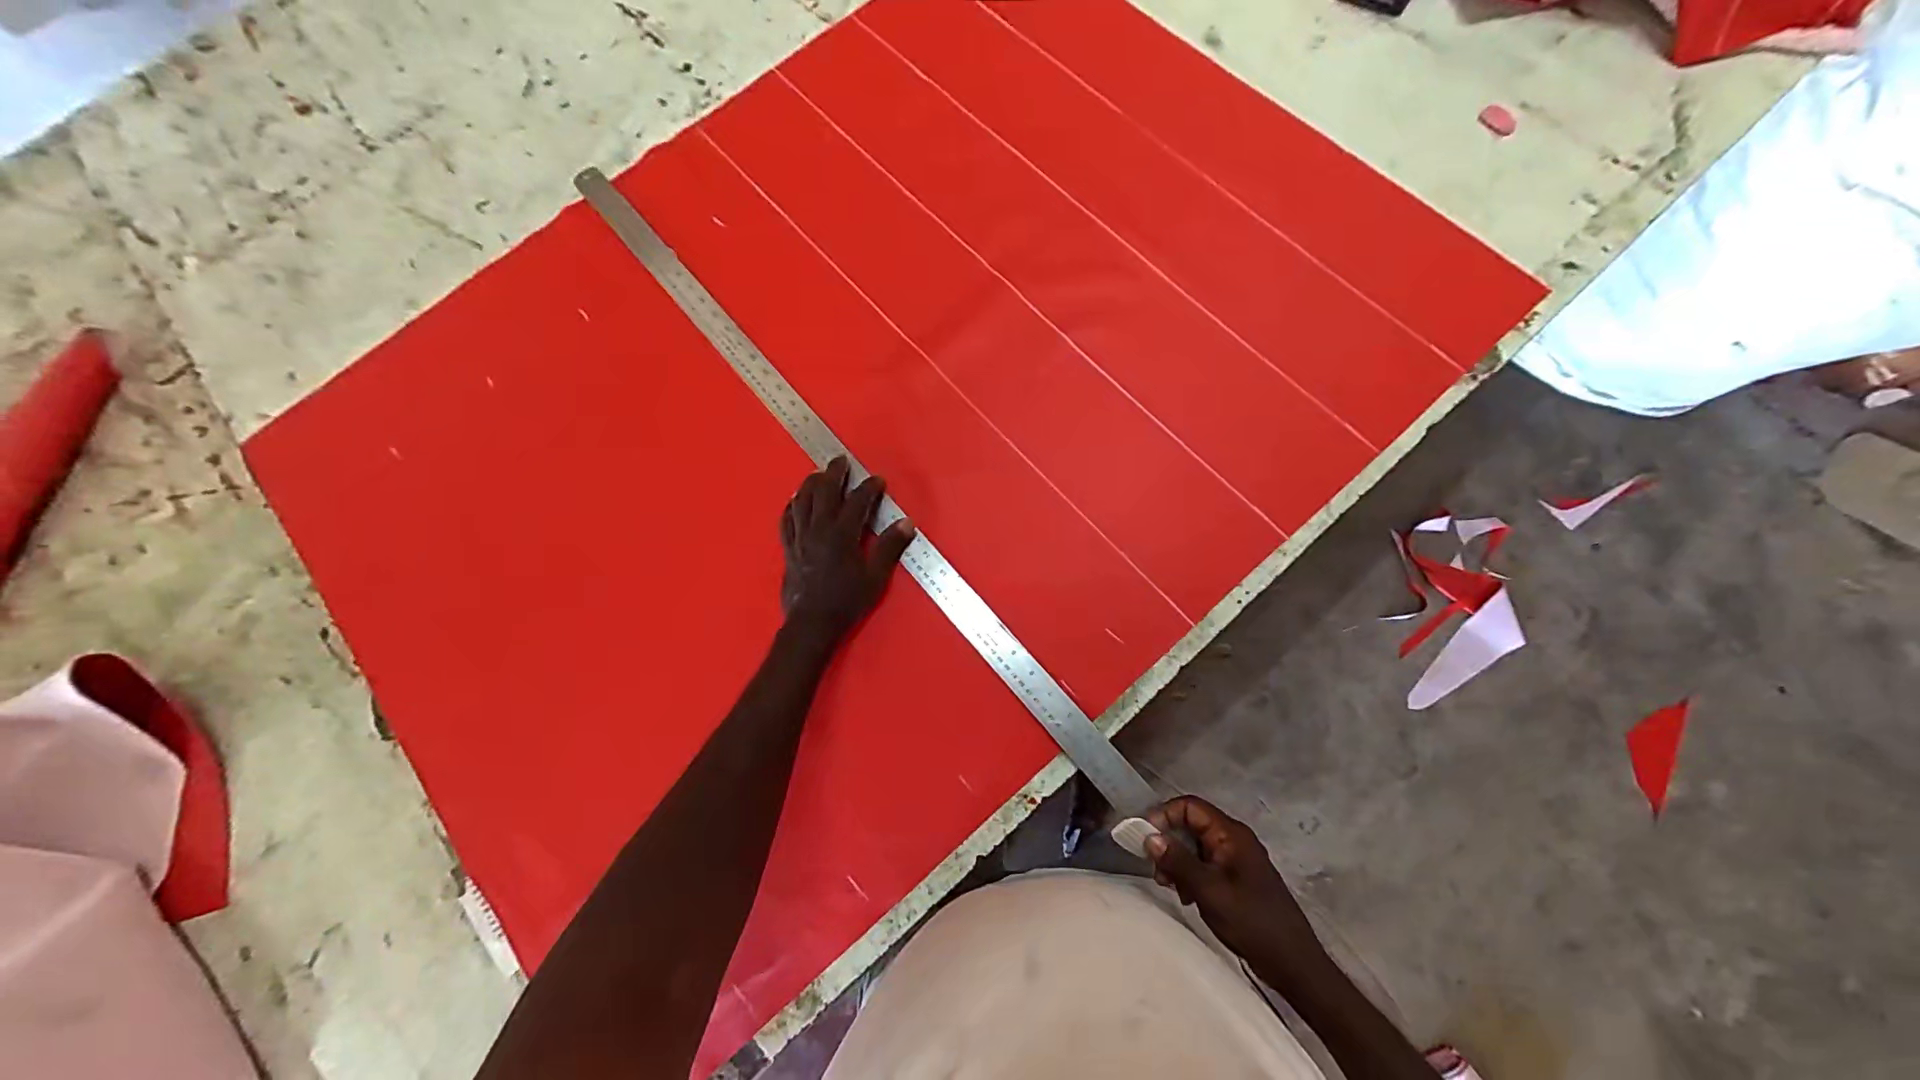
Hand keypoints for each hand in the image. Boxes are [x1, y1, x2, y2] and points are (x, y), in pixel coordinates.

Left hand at [779, 457, 915, 639]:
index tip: (878, 480)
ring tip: (818, 474)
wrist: (812, 623)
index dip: (869, 488)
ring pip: (801, 501)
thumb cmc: (847, 602)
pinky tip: (795, 501)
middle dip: (834, 473)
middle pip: (823, 492)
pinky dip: (791, 506)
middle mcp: (818, 530)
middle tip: (841, 461)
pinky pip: (786, 520)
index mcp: (841, 535)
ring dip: (810, 484)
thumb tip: (906, 524)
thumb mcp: (875, 578)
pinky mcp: (788, 548)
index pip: (857, 502)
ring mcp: (800, 538)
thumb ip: (889, 548)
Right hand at [1145, 796, 1322, 966]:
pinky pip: (1205, 864)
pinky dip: (1190, 874)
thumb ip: (1178, 861)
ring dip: (1177, 861)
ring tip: (1169, 886)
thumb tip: (1150, 837)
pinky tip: (1186, 895)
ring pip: (1195, 846)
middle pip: (1191, 825)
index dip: (1164, 815)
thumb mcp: (1209, 891)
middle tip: (1156, 869)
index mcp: (1231, 834)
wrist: (1293, 963)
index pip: (1189, 807)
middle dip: (1168, 842)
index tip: (1144, 837)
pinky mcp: (1236, 879)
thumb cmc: (1252, 922)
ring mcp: (1236, 860)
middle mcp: (1234, 840)